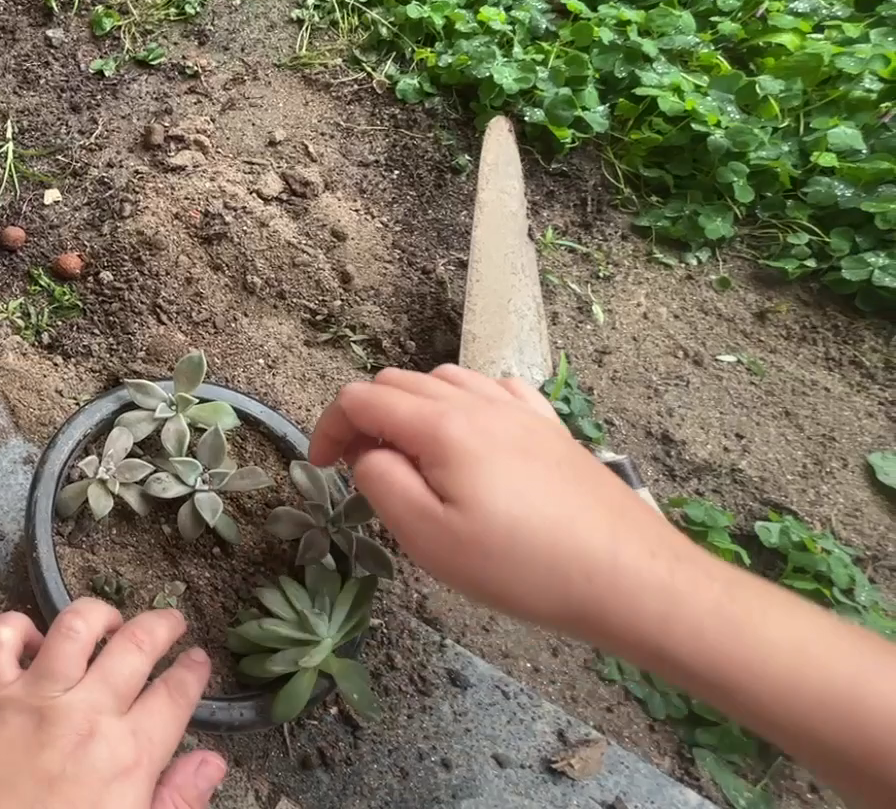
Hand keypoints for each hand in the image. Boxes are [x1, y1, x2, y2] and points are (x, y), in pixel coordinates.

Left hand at [0, 600, 224, 808]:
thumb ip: (176, 800)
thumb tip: (213, 762)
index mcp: (128, 757)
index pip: (173, 697)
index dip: (192, 672)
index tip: (200, 655)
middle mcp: (85, 714)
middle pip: (134, 647)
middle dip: (160, 625)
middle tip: (171, 618)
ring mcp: (35, 698)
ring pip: (74, 627)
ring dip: (98, 613)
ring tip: (109, 618)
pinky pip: (2, 636)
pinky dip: (18, 623)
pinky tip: (34, 638)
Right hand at [307, 364, 695, 638]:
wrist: (640, 586)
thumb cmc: (523, 567)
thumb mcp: (427, 536)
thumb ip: (378, 481)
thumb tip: (366, 453)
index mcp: (440, 426)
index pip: (358, 399)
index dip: (328, 428)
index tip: (323, 467)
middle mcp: (476, 403)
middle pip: (393, 382)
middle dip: (363, 417)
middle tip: (364, 467)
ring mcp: (518, 411)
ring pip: (439, 378)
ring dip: (407, 406)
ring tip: (412, 453)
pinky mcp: (550, 428)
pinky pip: (490, 387)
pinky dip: (460, 400)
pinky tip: (468, 435)